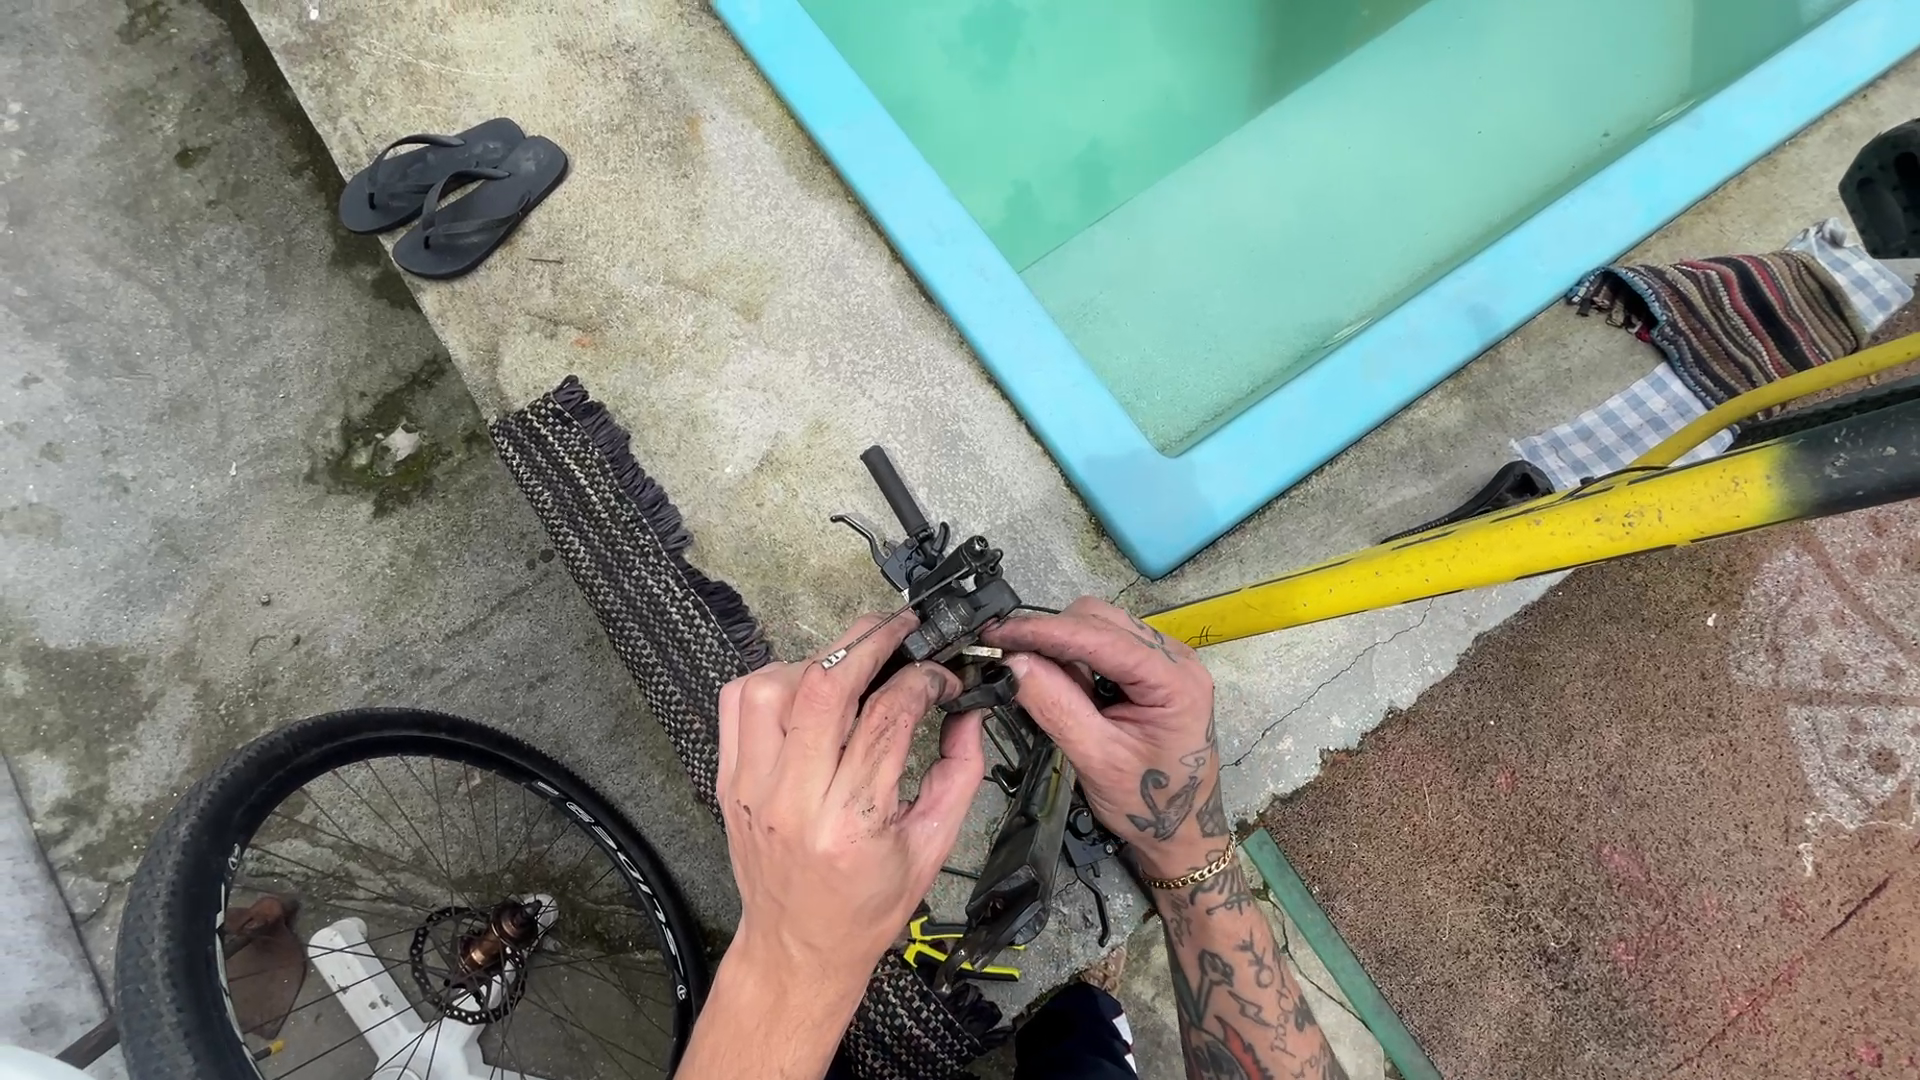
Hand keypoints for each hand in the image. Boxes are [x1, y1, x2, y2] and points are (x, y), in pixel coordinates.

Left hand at [715, 613, 986, 985]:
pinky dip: (776, 676)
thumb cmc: (864, 908)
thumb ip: (960, 772)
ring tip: (854, 658)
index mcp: (851, 823)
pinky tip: (808, 683)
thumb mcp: (932, 847)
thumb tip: (968, 711)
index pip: (886, 717)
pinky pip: (738, 702)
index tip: (939, 677)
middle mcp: (793, 800)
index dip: (922, 680)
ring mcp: (752, 787)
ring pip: (773, 685)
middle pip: (825, 688)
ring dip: (820, 658)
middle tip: (900, 627)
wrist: (798, 949)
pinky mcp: (731, 780)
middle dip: (870, 641)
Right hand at [982, 597, 1220, 878]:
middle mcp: (1174, 657)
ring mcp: (1164, 658)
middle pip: (1098, 619)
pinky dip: (1074, 655)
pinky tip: (1064, 684)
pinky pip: (1103, 641)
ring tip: (1041, 681)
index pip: (1099, 636)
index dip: (1043, 630)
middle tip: (1011, 662)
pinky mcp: (1150, 666)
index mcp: (1173, 679)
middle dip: (1050, 635)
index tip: (997, 634)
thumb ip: (1055, 705)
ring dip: (1060, 645)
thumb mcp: (1096, 759)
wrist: (1180, 830)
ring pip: (1098, 624)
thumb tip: (1013, 661)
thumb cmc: (1146, 804)